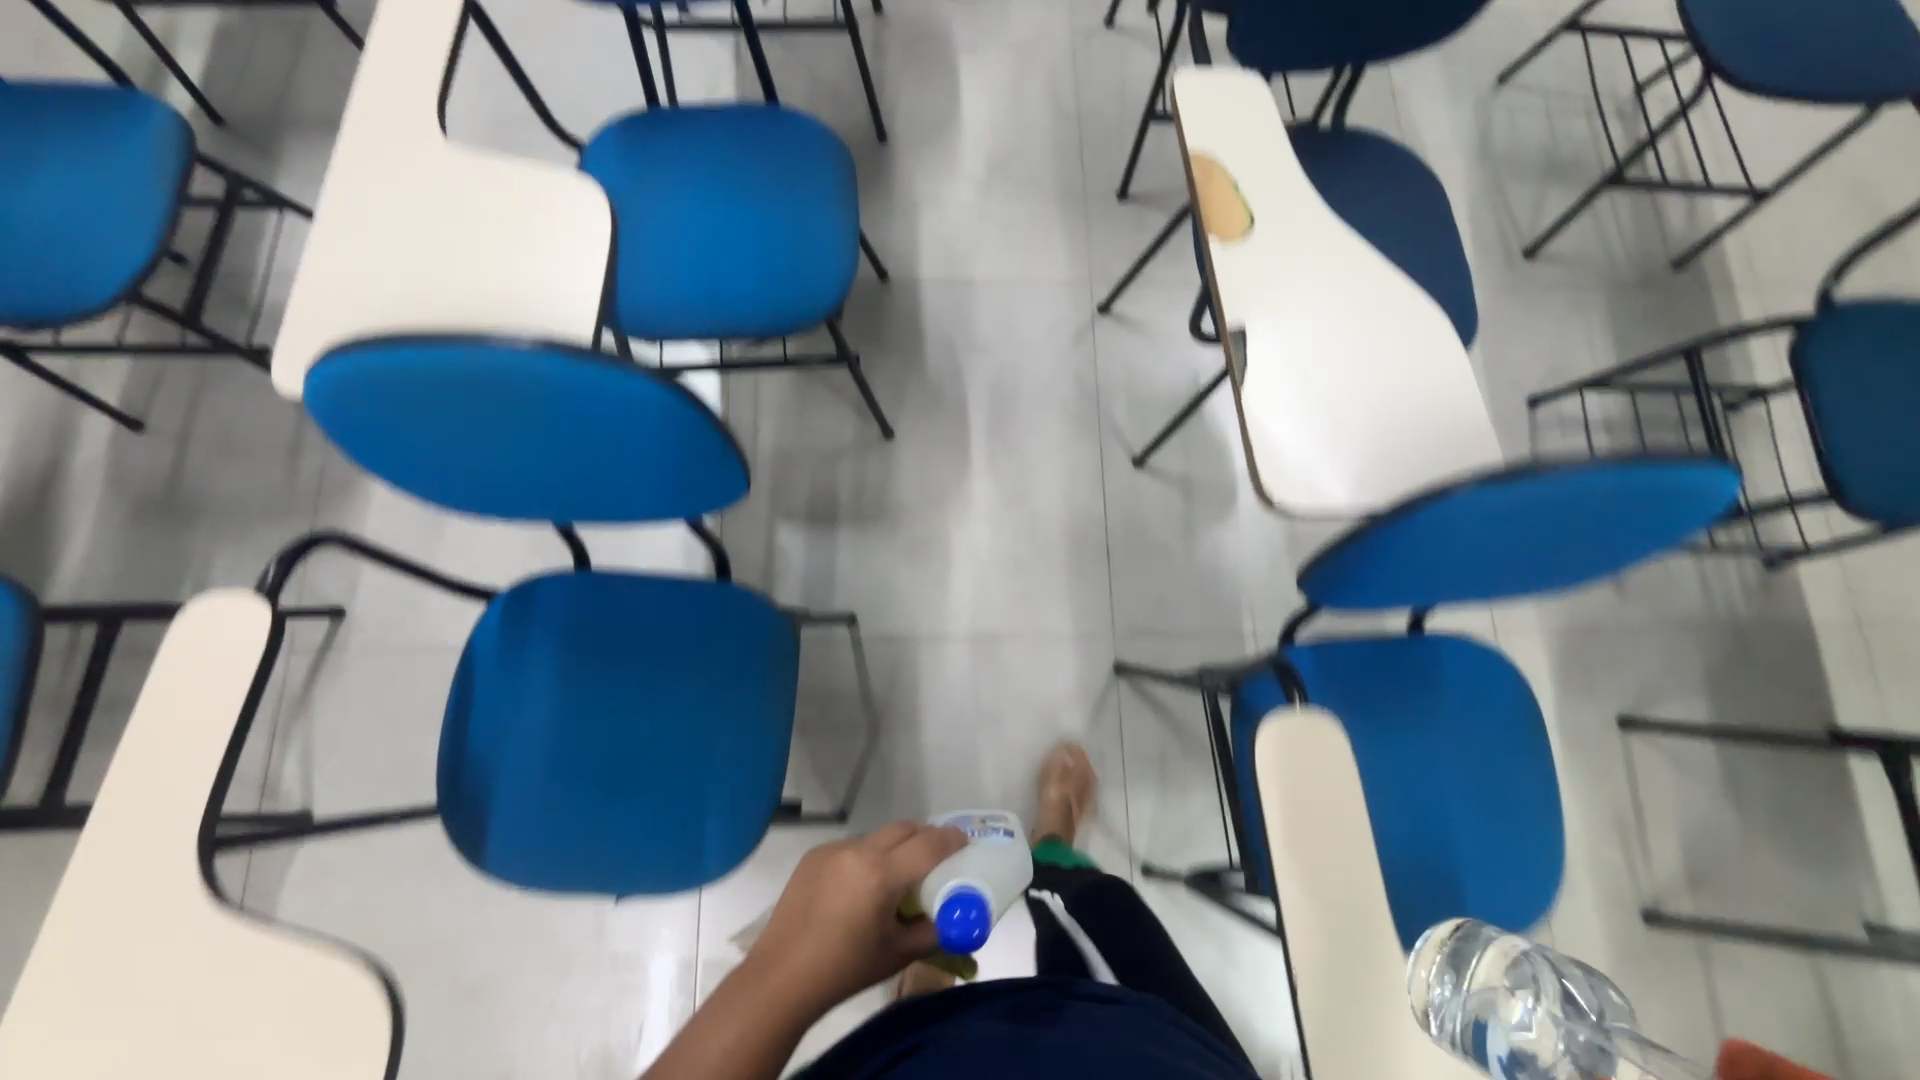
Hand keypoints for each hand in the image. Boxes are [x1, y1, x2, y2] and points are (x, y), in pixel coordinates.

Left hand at [745, 822, 969, 1013]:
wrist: (781, 977)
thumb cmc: (844, 970)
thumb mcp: (897, 954)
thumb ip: (933, 931)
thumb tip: (957, 920)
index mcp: (881, 874)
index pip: (929, 844)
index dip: (952, 840)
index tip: (966, 843)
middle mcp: (857, 851)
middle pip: (904, 828)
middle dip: (925, 837)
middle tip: (937, 857)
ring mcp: (832, 850)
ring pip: (877, 836)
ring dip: (894, 847)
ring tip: (896, 876)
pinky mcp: (813, 857)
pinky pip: (852, 846)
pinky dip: (867, 857)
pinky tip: (862, 886)